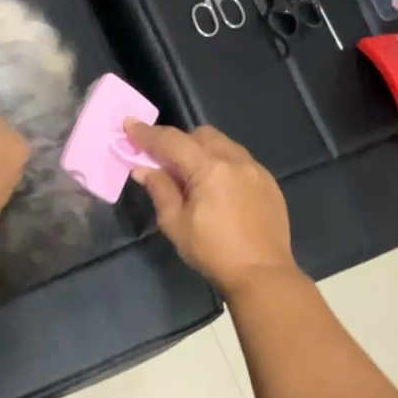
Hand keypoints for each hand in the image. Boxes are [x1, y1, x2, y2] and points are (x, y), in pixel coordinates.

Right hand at [126, 122, 298, 297]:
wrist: (261, 272)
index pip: (172, 142)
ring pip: (223, 144)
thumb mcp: (175, 222)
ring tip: (189, 175)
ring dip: (201, 150)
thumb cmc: (211, 250)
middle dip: (178, 141)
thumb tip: (144, 169)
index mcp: (210, 169)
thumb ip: (160, 189)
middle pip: (201, 135)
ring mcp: (256, 170)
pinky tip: (214, 187)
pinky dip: (221, 163)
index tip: (129, 125)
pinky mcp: (268, 183)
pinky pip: (240, 160)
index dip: (148, 133)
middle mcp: (236, 161)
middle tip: (161, 160)